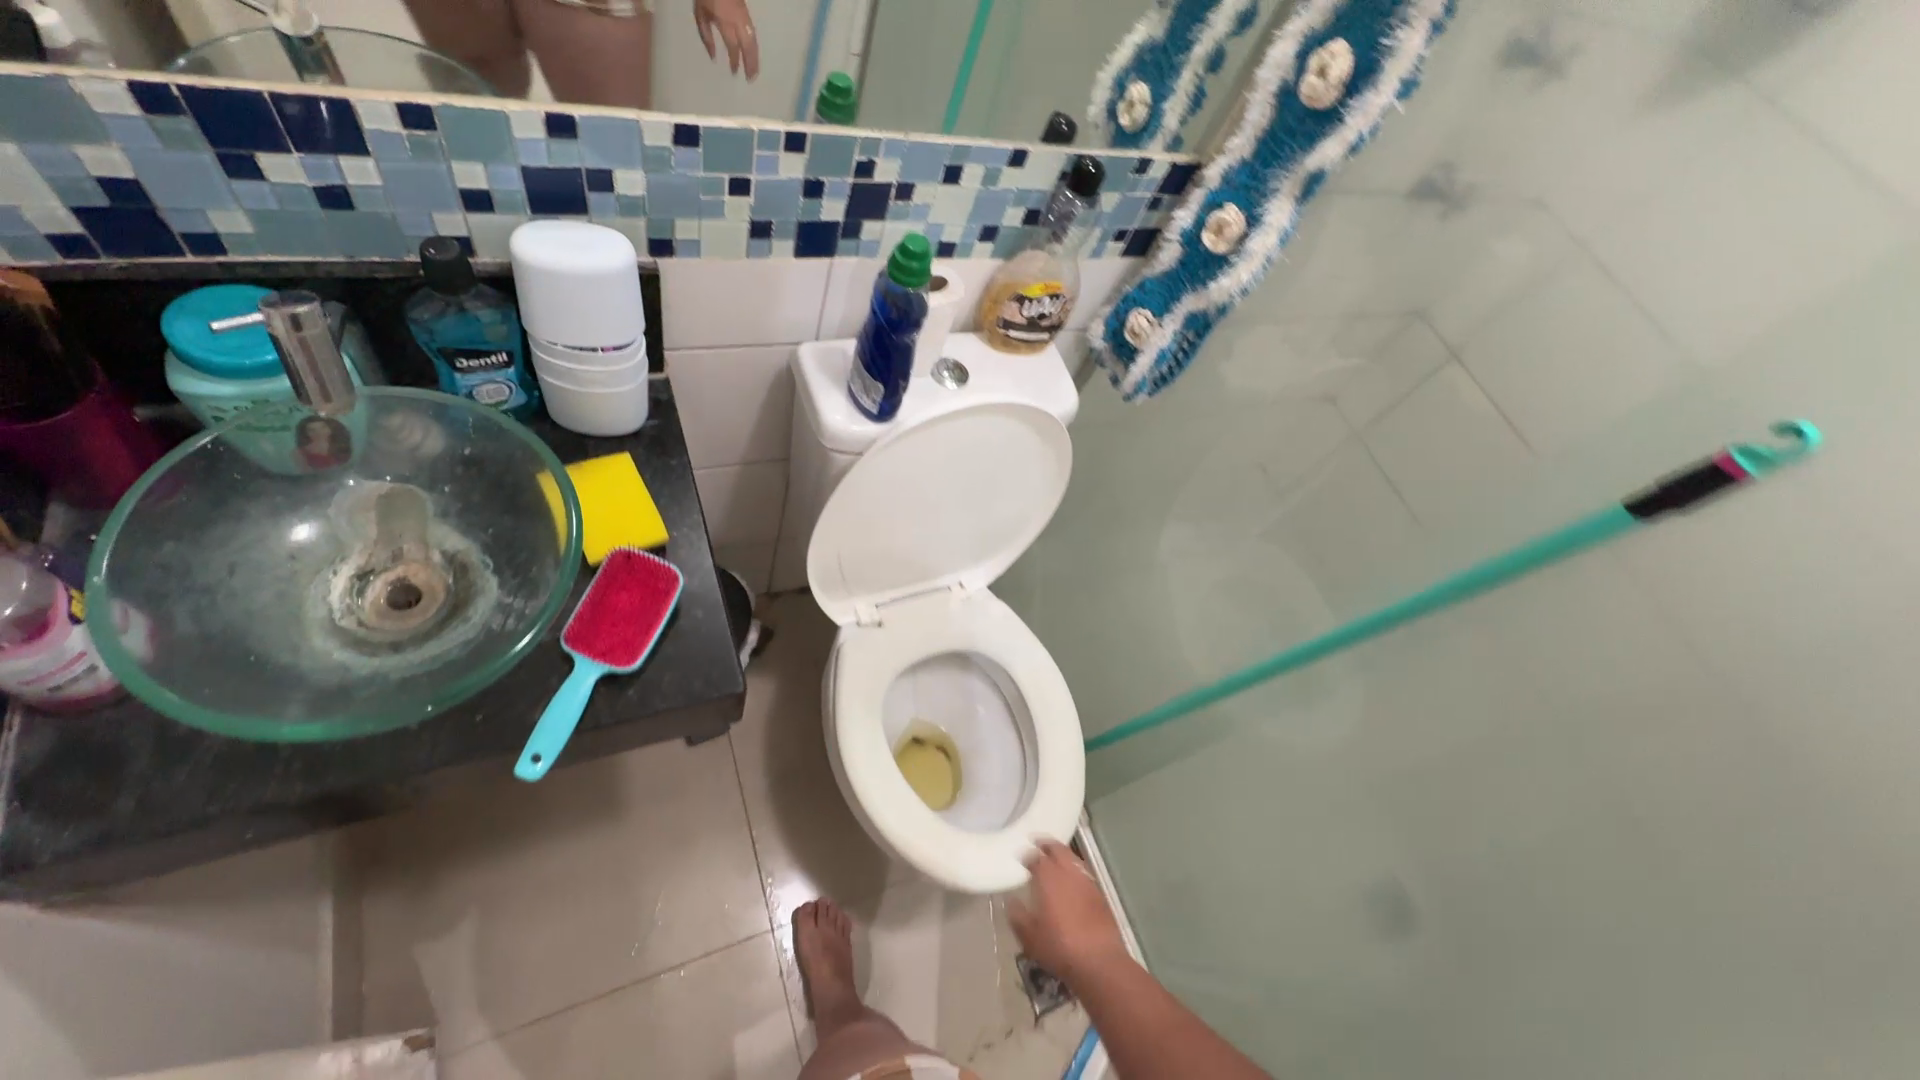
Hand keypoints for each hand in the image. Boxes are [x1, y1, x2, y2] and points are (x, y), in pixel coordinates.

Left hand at [693, 0, 758, 80]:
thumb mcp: (700, 15)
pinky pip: (754, 35)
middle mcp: (739, 23)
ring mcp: (745, 19)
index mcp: (725, 23)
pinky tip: (754, 55)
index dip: (734, 61)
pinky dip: (755, 48)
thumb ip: (706, 36)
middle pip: (748, 47)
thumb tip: (713, 57)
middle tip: (751, 79)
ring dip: (755, 58)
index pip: (733, 47)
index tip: (734, 73)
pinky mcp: (748, 16)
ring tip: (755, 71)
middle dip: (750, 64)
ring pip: (754, 42)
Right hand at [1008, 839, 1131, 983]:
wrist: (1099, 961)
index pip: (1036, 858)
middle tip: (1037, 842)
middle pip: (1058, 849)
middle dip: (1047, 844)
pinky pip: (1084, 873)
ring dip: (1063, 854)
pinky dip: (1075, 869)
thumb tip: (1011, 901)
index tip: (1021, 856)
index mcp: (1048, 879)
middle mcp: (1068, 874)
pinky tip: (1072, 877)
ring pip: (1073, 858)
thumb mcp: (1029, 936)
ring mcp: (1087, 882)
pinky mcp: (1100, 894)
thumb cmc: (1059, 948)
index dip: (1027, 854)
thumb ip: (1018, 915)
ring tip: (1055, 856)